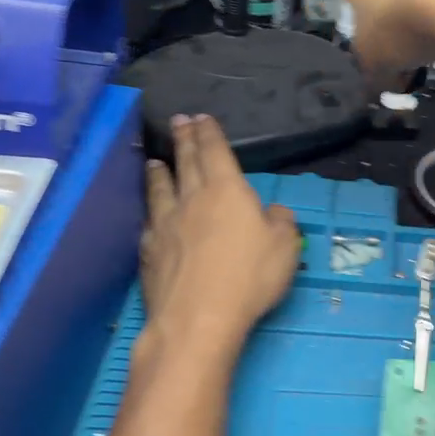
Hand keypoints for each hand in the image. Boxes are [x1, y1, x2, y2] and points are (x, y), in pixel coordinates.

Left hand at [138, 116, 299, 358]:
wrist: (198, 318)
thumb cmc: (249, 276)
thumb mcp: (285, 246)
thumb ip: (281, 222)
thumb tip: (273, 212)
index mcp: (227, 190)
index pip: (215, 152)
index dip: (209, 133)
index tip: (201, 117)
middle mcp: (192, 199)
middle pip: (186, 162)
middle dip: (184, 139)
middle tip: (178, 121)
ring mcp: (166, 224)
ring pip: (161, 188)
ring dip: (159, 171)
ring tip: (154, 160)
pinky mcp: (149, 251)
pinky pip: (150, 220)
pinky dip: (150, 208)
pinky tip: (150, 211)